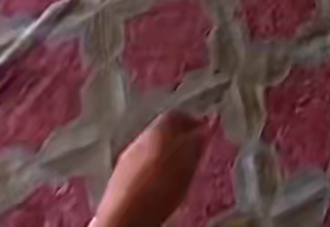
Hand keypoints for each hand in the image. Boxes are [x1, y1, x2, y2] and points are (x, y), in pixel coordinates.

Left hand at [89, 112, 208, 226]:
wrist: (125, 217)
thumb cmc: (162, 182)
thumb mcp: (191, 157)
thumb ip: (202, 137)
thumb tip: (212, 121)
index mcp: (160, 125)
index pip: (180, 114)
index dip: (194, 124)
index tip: (205, 134)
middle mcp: (141, 137)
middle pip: (163, 134)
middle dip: (178, 143)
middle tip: (192, 156)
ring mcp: (127, 160)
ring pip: (151, 153)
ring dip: (164, 160)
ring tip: (177, 176)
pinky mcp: (117, 184)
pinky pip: (141, 172)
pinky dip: (152, 177)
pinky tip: (159, 190)